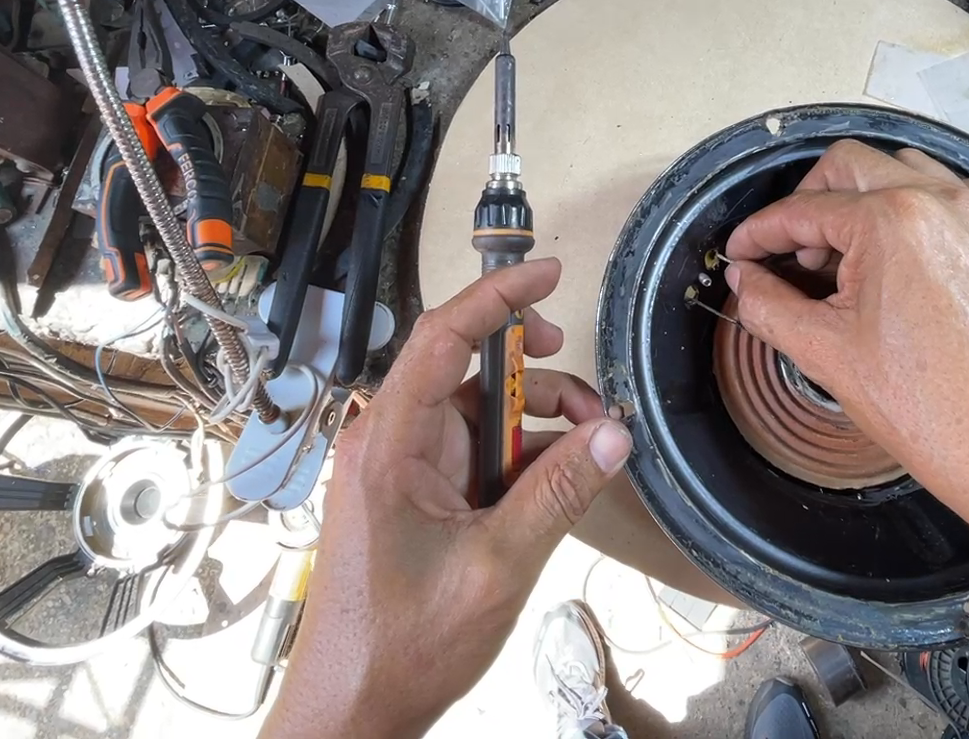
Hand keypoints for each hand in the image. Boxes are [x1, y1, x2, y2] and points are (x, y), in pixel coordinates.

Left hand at [262, 258, 632, 738]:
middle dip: (535, 369)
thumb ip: (559, 493)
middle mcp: (394, 437)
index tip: (549, 273)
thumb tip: (615, 432)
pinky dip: (524, 452)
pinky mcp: (422, 489)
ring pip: (482, 409)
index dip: (497, 295)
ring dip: (539, 419)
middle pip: (470, 368)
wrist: (352, 714)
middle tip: (585, 393)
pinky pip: (480, 447)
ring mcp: (408, 463)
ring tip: (590, 447)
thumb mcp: (497, 565)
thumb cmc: (404, 643)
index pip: (443, 336)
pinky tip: (561, 475)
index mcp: (392, 440)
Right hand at [722, 140, 968, 515]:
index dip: (758, 233)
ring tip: (852, 254)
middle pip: (850, 167)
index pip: (802, 211)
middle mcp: (943, 202)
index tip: (742, 254)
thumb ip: (768, 304)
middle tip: (790, 254)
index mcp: (890, 222)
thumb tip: (746, 279)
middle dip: (807, 204)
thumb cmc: (931, 413)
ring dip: (867, 198)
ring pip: (909, 169)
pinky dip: (947, 199)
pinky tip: (929, 238)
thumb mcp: (826, 355)